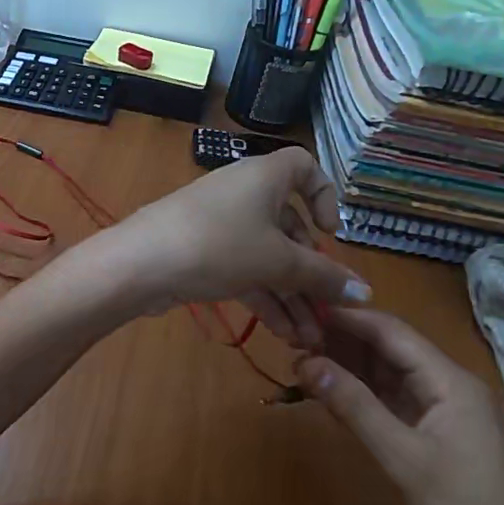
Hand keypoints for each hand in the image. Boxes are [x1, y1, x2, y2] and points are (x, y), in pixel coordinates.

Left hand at [93, 147, 368, 346]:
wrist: (139, 264)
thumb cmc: (218, 245)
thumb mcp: (277, 261)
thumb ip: (322, 276)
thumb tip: (364, 292)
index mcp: (264, 177)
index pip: (303, 166)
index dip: (324, 195)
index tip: (330, 233)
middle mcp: (242, 194)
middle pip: (287, 226)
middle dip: (310, 272)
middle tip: (327, 311)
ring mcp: (218, 224)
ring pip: (265, 256)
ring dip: (290, 296)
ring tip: (310, 338)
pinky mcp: (200, 252)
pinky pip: (242, 270)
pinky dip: (262, 297)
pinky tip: (282, 334)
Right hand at [300, 308, 503, 504]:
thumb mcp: (402, 459)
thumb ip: (353, 406)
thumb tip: (305, 362)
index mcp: (449, 382)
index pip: (391, 332)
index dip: (345, 317)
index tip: (300, 308)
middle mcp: (445, 385)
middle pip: (386, 347)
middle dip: (340, 339)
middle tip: (289, 336)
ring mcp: (438, 409)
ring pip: (384, 372)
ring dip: (344, 364)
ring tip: (297, 357)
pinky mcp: (429, 432)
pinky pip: (386, 398)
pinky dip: (356, 391)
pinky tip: (324, 388)